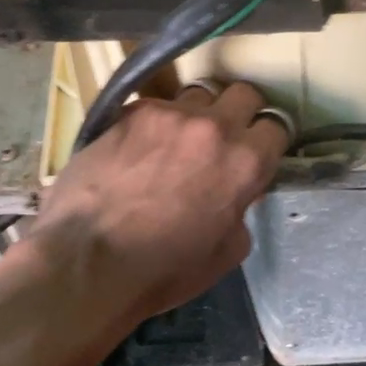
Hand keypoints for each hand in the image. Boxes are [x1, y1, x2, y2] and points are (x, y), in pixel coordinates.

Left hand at [22, 81, 286, 324]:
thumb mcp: (227, 251)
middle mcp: (214, 127)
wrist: (89, 260)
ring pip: (198, 95)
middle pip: (243, 94)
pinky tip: (139, 150)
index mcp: (246, 162)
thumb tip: (236, 193)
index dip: (269, 142)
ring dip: (197, 115)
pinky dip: (157, 125)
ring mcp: (169, 114)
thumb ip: (241, 209)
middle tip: (225, 140)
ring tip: (179, 143)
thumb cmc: (165, 270)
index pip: (277, 126)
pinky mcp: (129, 113)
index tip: (258, 155)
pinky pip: (155, 107)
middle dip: (240, 114)